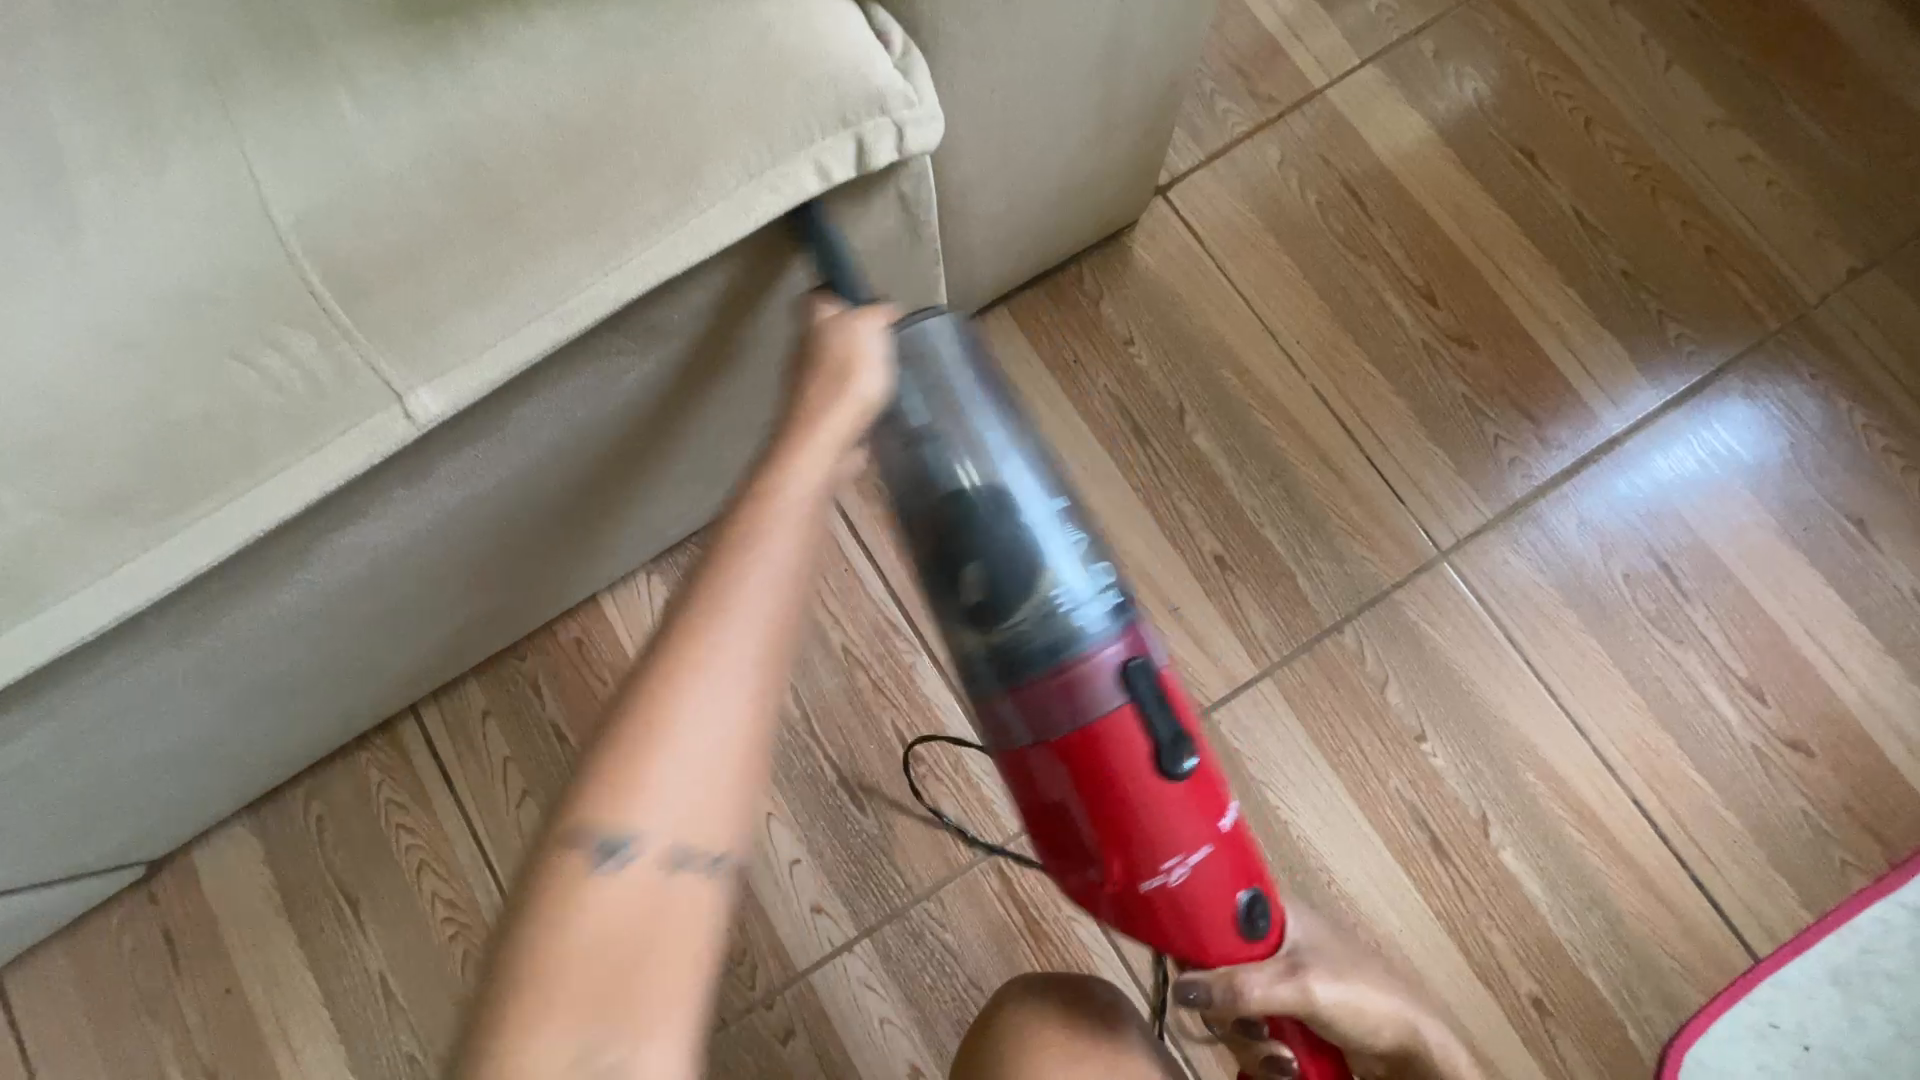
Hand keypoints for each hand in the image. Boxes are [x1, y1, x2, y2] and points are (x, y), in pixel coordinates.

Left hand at [773, 294, 898, 484]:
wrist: (826, 444)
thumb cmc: (845, 380)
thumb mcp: (866, 328)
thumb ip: (875, 312)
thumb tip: (885, 308)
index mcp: (812, 323)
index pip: (822, 296)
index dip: (844, 294)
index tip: (873, 303)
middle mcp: (807, 351)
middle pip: (834, 333)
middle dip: (862, 336)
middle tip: (895, 340)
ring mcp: (814, 388)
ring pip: (843, 368)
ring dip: (866, 371)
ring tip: (900, 372)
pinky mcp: (828, 419)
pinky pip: (851, 402)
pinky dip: (868, 402)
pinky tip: (890, 405)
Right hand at [1172, 905, 1482, 1079]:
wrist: (1420, 1052)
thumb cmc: (1364, 997)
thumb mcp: (1299, 987)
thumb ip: (1238, 987)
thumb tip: (1180, 990)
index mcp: (1266, 912)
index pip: (1206, 915)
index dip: (1193, 946)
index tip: (1193, 982)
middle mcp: (1265, 942)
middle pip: (1213, 973)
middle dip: (1228, 1013)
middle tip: (1254, 1032)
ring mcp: (1275, 981)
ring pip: (1230, 1009)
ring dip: (1249, 1043)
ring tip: (1284, 1061)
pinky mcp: (1285, 1016)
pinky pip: (1250, 1032)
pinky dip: (1261, 1054)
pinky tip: (1287, 1067)